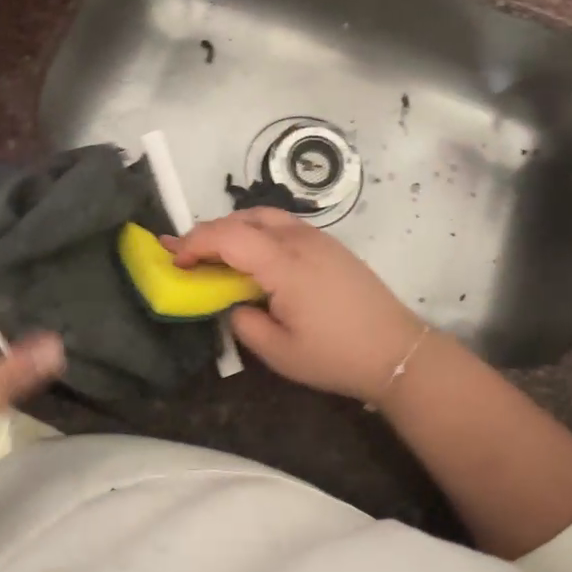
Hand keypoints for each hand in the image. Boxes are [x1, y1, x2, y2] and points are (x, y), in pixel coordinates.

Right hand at [168, 209, 426, 404]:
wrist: (397, 350)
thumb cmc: (335, 356)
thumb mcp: (279, 352)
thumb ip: (243, 323)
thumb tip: (231, 303)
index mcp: (284, 264)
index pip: (229, 236)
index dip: (196, 242)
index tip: (175, 259)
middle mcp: (299, 240)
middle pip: (243, 219)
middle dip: (209, 233)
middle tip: (187, 255)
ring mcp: (318, 238)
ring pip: (264, 216)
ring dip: (234, 228)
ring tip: (217, 253)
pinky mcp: (330, 244)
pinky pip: (283, 224)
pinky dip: (258, 231)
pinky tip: (254, 257)